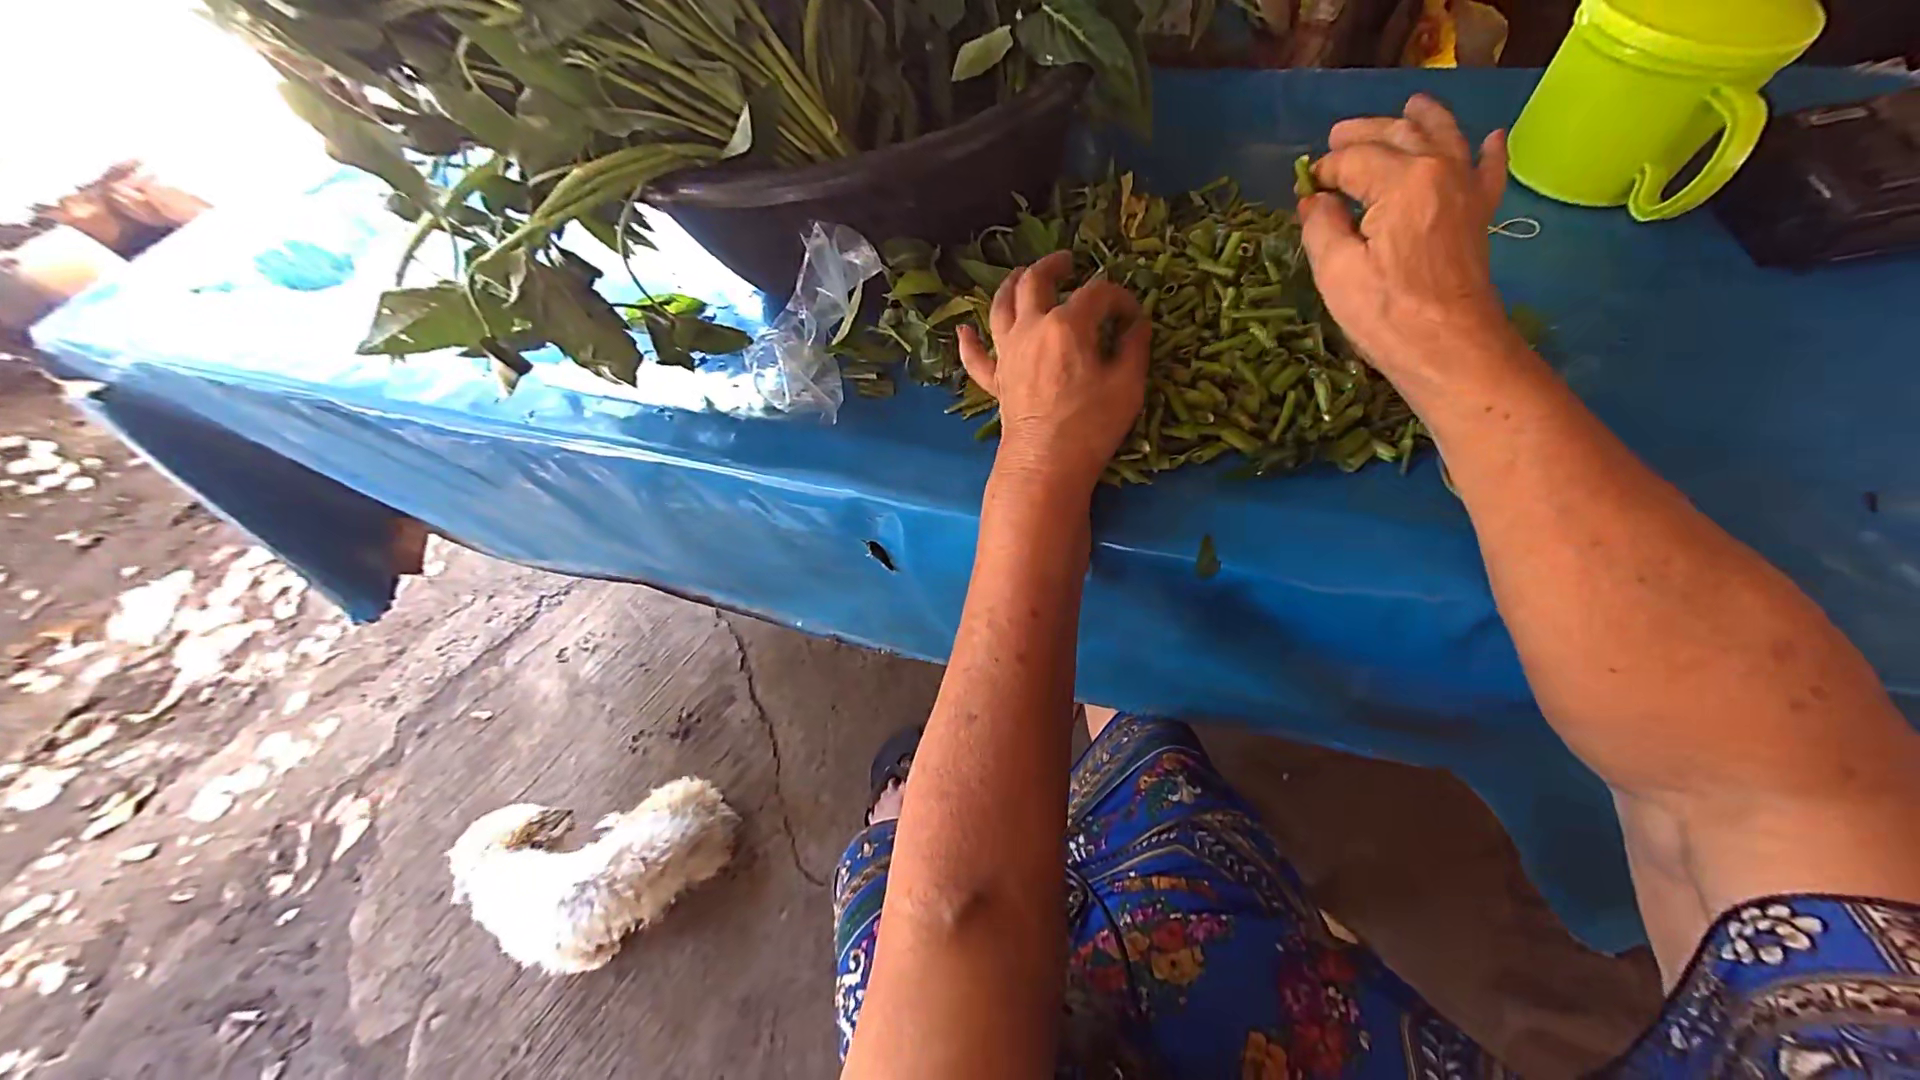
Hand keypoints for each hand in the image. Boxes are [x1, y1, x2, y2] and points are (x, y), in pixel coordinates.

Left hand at [958, 251, 1149, 494]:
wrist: (1045, 464)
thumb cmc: (1091, 426)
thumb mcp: (1128, 385)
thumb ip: (1134, 347)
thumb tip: (1137, 324)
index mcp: (1067, 324)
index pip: (1097, 293)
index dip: (1119, 298)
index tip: (1133, 317)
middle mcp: (1031, 329)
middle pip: (1035, 282)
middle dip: (1054, 266)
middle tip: (1068, 262)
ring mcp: (1008, 353)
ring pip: (1000, 307)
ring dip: (1010, 286)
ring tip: (1021, 276)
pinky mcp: (995, 380)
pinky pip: (976, 357)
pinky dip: (969, 341)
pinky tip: (965, 330)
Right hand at [1298, 95, 1519, 389]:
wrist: (1449, 346)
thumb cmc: (1385, 312)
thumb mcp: (1335, 272)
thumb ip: (1321, 227)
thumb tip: (1314, 202)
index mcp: (1403, 181)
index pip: (1355, 160)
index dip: (1326, 170)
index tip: (1304, 187)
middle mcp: (1441, 171)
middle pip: (1401, 136)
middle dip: (1366, 133)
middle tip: (1337, 134)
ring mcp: (1467, 191)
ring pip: (1445, 139)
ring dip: (1423, 119)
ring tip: (1410, 106)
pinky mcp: (1479, 216)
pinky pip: (1488, 171)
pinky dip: (1486, 151)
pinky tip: (1489, 139)